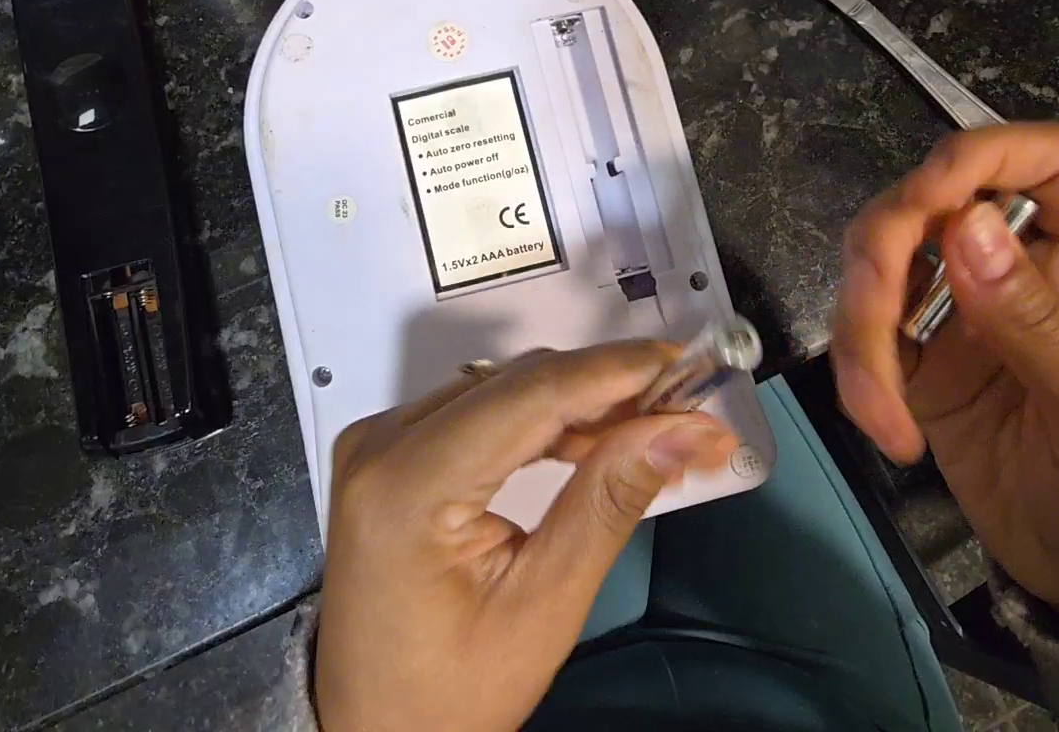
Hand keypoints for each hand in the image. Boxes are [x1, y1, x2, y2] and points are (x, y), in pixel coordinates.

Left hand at [315, 342, 737, 731]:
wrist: (376, 728)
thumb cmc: (449, 692)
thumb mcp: (543, 606)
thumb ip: (609, 502)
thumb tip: (676, 431)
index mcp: (406, 484)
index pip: (529, 395)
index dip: (613, 371)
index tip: (681, 363)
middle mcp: (382, 443)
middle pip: (514, 383)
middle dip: (606, 388)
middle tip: (681, 407)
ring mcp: (380, 441)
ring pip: (500, 388)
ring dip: (578, 401)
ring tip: (648, 424)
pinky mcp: (392, 450)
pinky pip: (479, 409)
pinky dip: (540, 418)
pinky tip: (590, 436)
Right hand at [830, 124, 1058, 670]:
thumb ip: (1045, 329)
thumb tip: (968, 225)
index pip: (1049, 162)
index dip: (985, 154)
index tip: (930, 195)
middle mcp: (1025, 271)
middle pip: (932, 207)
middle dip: (886, 256)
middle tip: (875, 326)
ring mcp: (962, 315)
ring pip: (879, 267)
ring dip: (860, 330)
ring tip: (882, 415)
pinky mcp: (917, 363)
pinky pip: (864, 336)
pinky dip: (856, 375)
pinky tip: (886, 430)